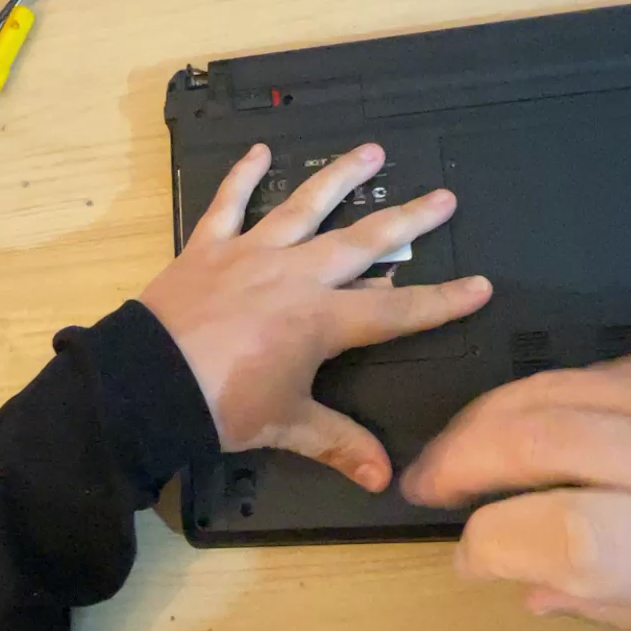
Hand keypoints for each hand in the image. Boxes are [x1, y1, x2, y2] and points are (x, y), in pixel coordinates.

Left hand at [142, 143, 492, 491]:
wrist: (149, 383)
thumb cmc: (223, 405)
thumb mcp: (287, 425)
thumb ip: (339, 443)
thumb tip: (386, 480)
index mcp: (321, 319)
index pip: (397, 312)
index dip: (442, 301)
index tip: (480, 285)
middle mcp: (296, 274)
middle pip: (364, 242)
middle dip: (408, 221)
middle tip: (442, 198)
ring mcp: (252, 253)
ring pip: (305, 207)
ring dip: (340, 177)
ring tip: (372, 151)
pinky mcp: (210, 246)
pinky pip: (229, 203)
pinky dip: (243, 175)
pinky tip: (259, 150)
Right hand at [401, 351, 630, 630]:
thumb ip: (615, 610)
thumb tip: (517, 584)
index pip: (560, 534)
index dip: (489, 544)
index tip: (471, 559)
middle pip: (531, 434)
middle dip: (456, 460)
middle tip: (425, 486)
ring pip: (545, 388)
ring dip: (480, 421)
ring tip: (457, 452)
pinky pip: (590, 373)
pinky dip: (539, 400)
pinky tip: (534, 426)